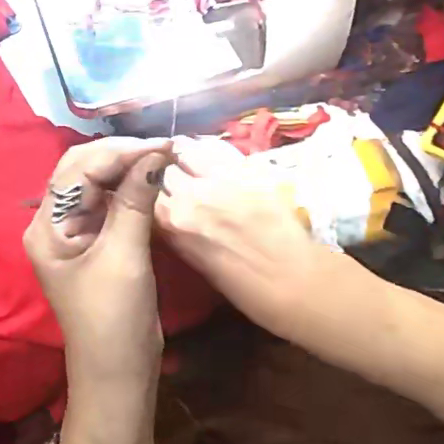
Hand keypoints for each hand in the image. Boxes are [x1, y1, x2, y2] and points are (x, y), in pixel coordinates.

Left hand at [23, 137, 171, 392]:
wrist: (118, 374)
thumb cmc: (113, 319)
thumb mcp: (124, 259)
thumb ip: (135, 204)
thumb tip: (154, 156)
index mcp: (46, 226)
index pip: (75, 171)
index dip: (115, 153)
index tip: (158, 144)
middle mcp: (54, 222)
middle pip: (82, 172)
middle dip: (120, 155)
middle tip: (164, 148)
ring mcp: (74, 232)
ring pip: (97, 185)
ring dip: (127, 168)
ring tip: (163, 157)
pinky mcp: (96, 242)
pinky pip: (111, 204)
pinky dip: (131, 189)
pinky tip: (154, 180)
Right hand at [155, 136, 367, 338]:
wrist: (310, 289)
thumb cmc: (252, 295)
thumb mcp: (199, 266)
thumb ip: (177, 234)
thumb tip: (162, 215)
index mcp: (175, 225)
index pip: (140, 191)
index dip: (136, 187)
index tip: (133, 188)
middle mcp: (192, 195)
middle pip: (159, 167)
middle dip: (155, 169)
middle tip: (155, 175)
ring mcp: (223, 179)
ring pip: (185, 150)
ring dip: (178, 154)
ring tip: (177, 158)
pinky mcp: (249, 170)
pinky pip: (216, 148)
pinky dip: (205, 148)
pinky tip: (203, 154)